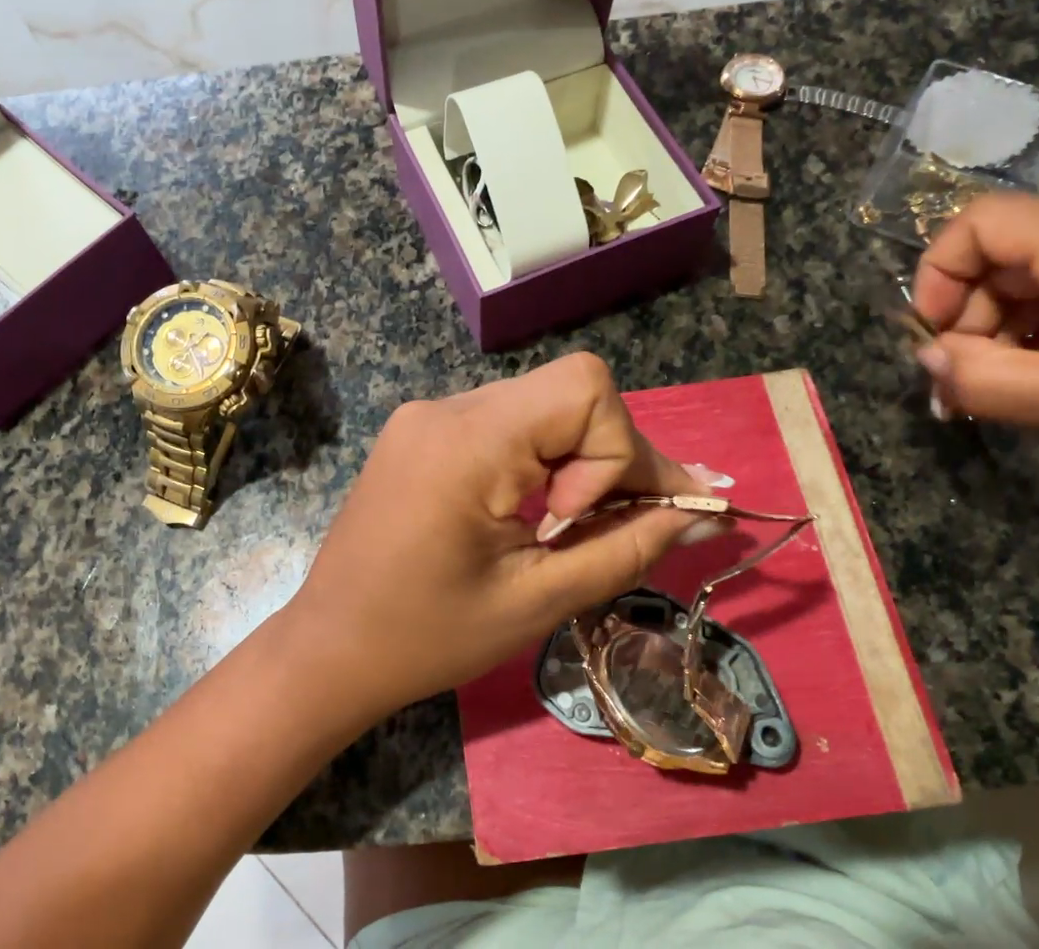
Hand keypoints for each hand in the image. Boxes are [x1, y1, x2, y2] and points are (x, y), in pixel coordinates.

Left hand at [275, 352, 714, 716]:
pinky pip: (505, 426)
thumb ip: (629, 548)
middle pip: (568, 395)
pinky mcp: (421, 432)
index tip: (583, 525)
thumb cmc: (429, 637)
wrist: (330, 649)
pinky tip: (535, 516)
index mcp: (467, 440)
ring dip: (575, 464)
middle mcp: (446, 406)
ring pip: (541, 409)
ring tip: (568, 531)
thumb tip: (708, 514)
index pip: (585, 389)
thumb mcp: (540, 600)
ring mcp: (427, 415)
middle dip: (608, 461)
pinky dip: (539, 463)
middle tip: (618, 529)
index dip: (615, 455)